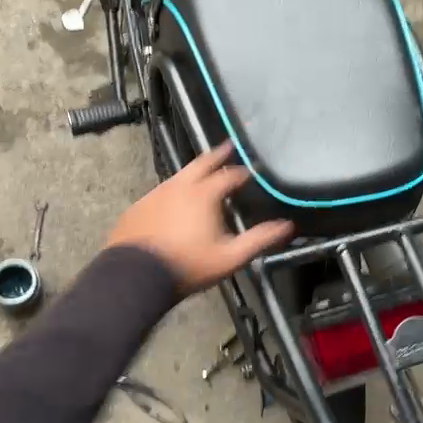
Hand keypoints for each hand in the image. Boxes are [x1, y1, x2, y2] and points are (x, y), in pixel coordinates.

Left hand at [104, 143, 294, 291]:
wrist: (135, 276)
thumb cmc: (187, 265)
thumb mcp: (230, 257)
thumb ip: (259, 239)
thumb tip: (287, 227)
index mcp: (204, 194)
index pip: (229, 175)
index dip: (242, 172)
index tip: (250, 171)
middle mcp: (179, 186)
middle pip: (201, 163)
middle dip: (216, 154)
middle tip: (226, 146)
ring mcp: (155, 194)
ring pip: (179, 175)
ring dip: (193, 171)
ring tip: (202, 171)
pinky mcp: (139, 207)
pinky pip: (160, 191)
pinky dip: (173, 190)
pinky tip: (174, 200)